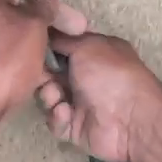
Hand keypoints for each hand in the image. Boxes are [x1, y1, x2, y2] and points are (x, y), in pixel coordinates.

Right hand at [35, 31, 161, 161]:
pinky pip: (55, 121)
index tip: (31, 47)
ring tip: (58, 97)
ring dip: (48, 95)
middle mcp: (84, 77)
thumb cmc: (110, 74)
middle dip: (42, 74)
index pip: (60, 48)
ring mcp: (79, 103)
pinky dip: (58, 116)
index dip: (44, 48)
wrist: (130, 118)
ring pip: (48, 97)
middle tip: (42, 76)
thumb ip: (62, 39)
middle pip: (49, 73)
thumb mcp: (86, 45)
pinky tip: (67, 113)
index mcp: (91, 54)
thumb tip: (46, 33)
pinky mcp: (74, 128)